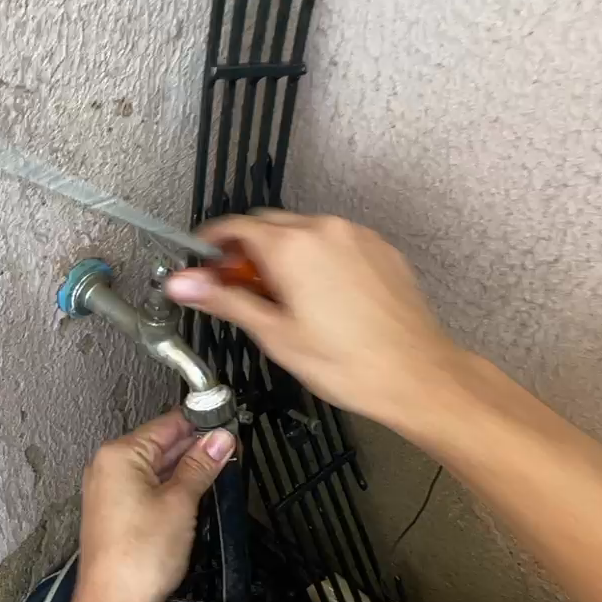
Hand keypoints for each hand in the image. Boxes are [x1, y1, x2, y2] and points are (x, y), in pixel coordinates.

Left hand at [76, 410, 234, 601]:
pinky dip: (171, 487)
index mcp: (120, 455)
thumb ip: (202, 466)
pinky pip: (147, 486)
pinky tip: (193, 493)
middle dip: (196, 447)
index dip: (201, 423)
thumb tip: (220, 440)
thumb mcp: (181, 503)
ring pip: (156, 466)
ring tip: (218, 471)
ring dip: (186, 468)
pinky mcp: (115, 512)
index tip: (227, 426)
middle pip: (161, 443)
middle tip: (230, 451)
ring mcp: (109, 490)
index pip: (168, 423)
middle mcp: (108, 467)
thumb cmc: (137, 560)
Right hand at [166, 212, 466, 427]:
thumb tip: (185, 285)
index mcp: (293, 248)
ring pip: (305, 235)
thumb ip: (225, 301)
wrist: (416, 375)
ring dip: (285, 257)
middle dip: (248, 253)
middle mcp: (326, 231)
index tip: (205, 262)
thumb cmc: (352, 364)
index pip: (236, 226)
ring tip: (283, 300)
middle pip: (270, 227)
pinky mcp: (380, 250)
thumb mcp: (274, 335)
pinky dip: (319, 261)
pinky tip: (320, 298)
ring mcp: (357, 238)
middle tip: (237, 287)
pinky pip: (337, 244)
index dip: (213, 244)